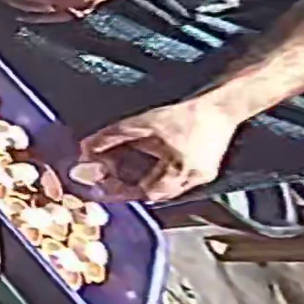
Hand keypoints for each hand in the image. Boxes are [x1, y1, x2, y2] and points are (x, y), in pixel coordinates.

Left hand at [78, 96, 242, 201]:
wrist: (220, 108)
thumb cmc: (179, 116)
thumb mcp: (136, 125)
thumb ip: (106, 139)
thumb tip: (82, 152)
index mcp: (181, 168)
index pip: (146, 192)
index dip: (119, 191)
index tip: (97, 186)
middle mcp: (195, 178)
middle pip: (154, 195)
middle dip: (126, 190)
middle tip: (103, 182)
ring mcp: (203, 177)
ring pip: (164, 192)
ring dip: (139, 187)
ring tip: (115, 177)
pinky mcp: (204, 172)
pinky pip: (174, 185)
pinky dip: (152, 182)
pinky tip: (136, 173)